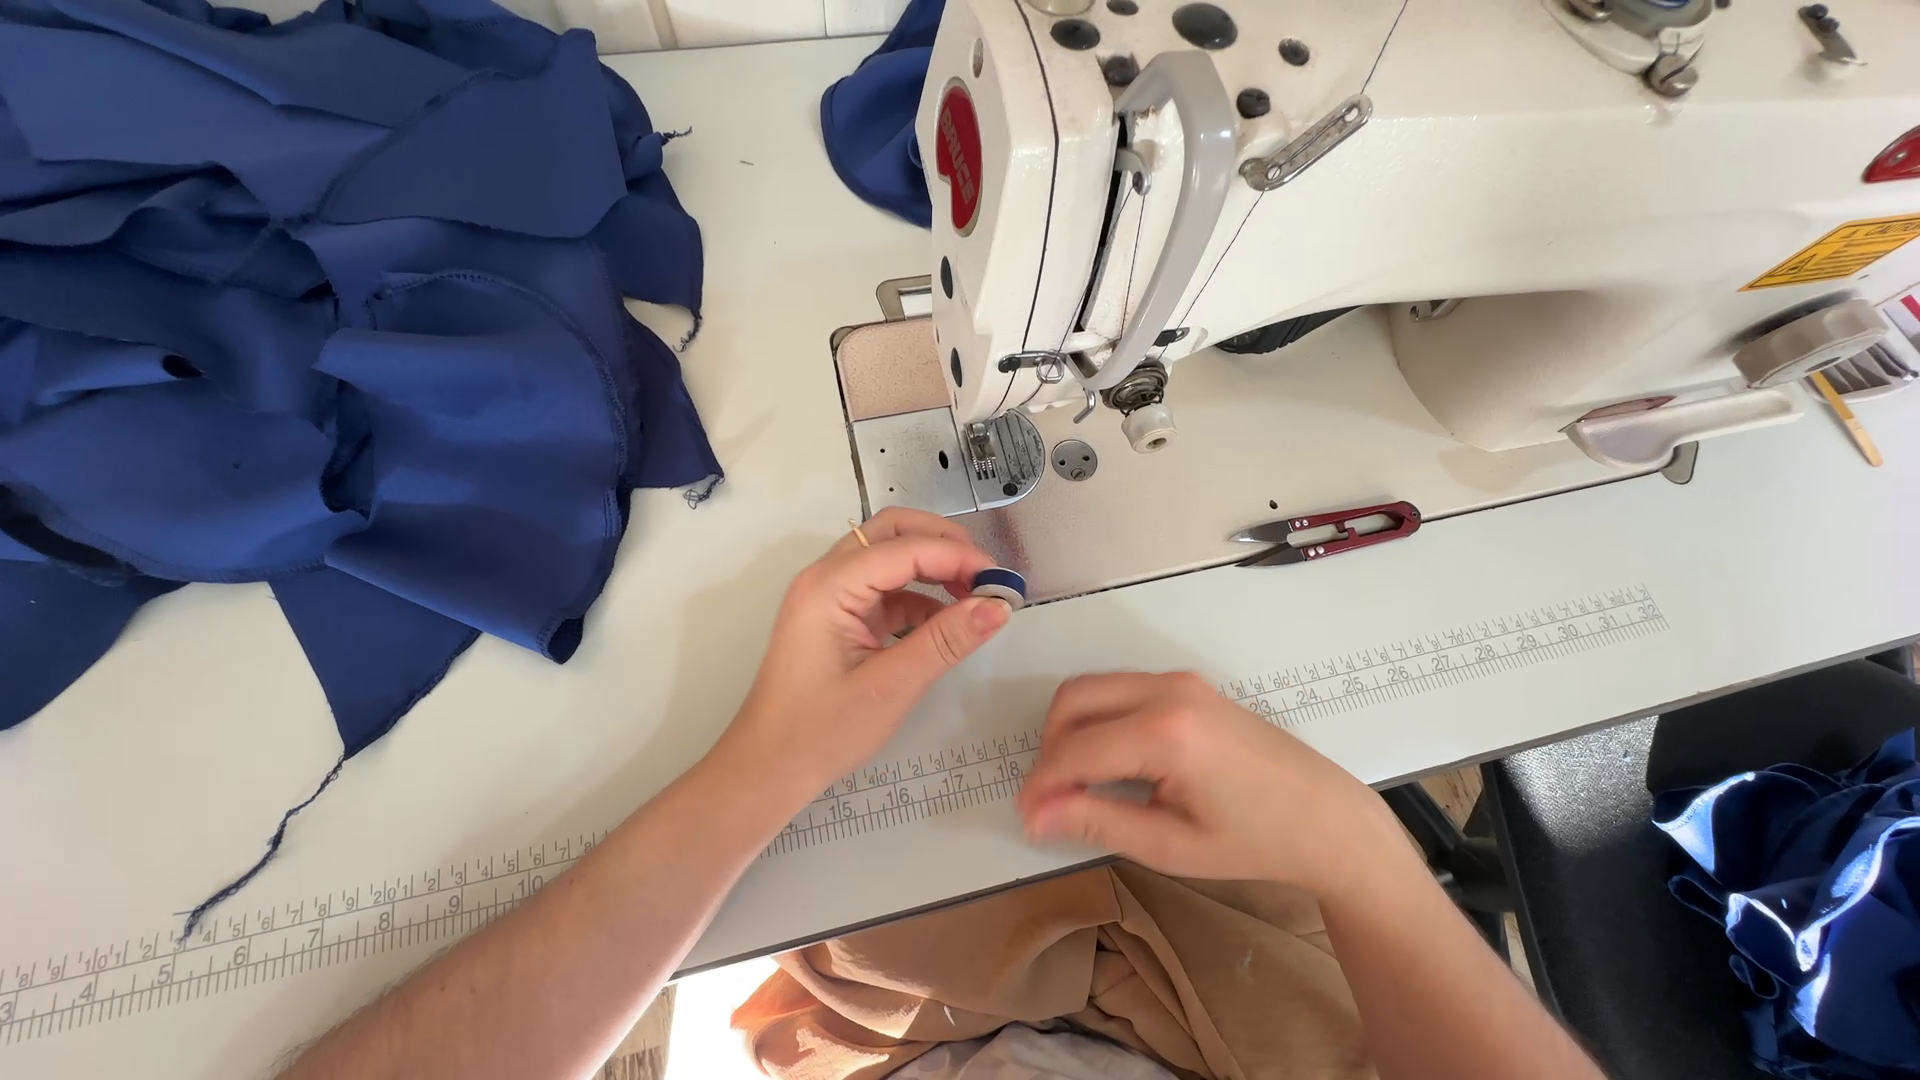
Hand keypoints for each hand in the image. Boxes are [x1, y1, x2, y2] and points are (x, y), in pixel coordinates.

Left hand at [714, 507, 1011, 800]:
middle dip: (944, 543)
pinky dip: (919, 595)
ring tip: (975, 596)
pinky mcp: (838, 616)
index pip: (906, 548)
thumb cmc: (820, 732)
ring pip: (889, 555)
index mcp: (830, 586)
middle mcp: (826, 577)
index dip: (958, 557)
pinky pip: (884, 588)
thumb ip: (946, 640)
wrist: (768, 769)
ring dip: (933, 567)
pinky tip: (947, 621)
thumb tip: (997, 606)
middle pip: (892, 531)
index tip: (1002, 580)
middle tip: (986, 574)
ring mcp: (829, 595)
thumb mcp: (892, 686)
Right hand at [1016, 672, 1402, 894]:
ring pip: (1094, 687)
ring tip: (1077, 781)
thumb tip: (1037, 815)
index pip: (1075, 749)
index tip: (1027, 816)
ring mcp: (1180, 680)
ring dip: (1071, 728)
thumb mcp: (1170, 844)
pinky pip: (1120, 688)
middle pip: (1073, 699)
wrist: (1327, 818)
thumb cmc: (1254, 841)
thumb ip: (1097, 821)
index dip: (1042, 783)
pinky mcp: (1188, 683)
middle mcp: (1167, 691)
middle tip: (1051, 796)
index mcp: (1166, 733)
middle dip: (1049, 746)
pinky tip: (1111, 760)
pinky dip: (1099, 717)